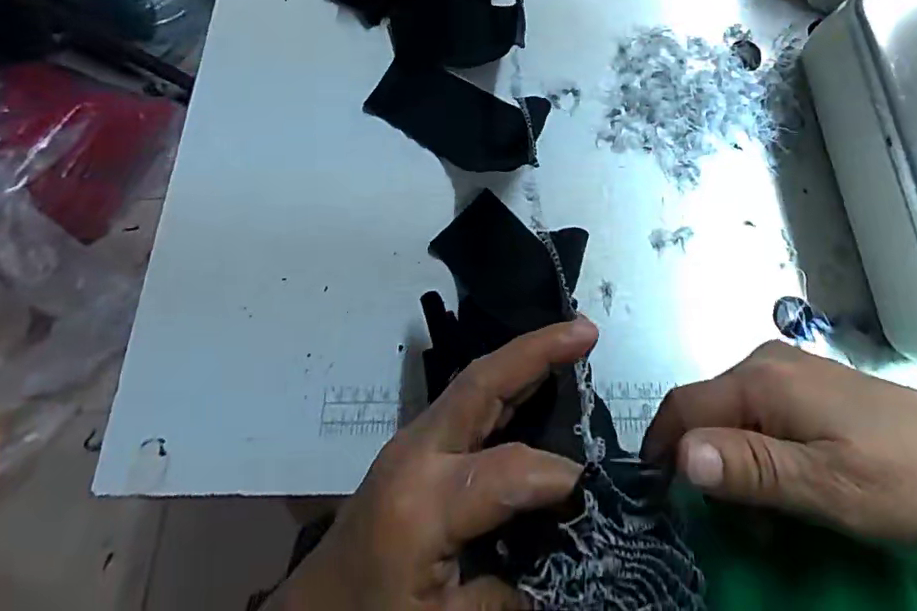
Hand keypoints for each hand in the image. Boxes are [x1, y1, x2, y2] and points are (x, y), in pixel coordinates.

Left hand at [270, 319, 597, 610]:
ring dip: (522, 359)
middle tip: (586, 332)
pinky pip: (465, 402)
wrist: (316, 608)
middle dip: (534, 352)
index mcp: (421, 502)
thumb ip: (509, 593)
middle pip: (479, 384)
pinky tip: (534, 381)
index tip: (600, 495)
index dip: (560, 479)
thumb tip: (569, 554)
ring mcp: (410, 441)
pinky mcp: (412, 444)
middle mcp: (415, 452)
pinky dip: (505, 383)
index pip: (508, 470)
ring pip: (472, 383)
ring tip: (571, 342)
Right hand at [641, 340, 916, 549]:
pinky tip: (794, 488)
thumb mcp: (830, 488)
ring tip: (773, 520)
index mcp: (761, 378)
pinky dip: (763, 455)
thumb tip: (682, 455)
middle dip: (711, 468)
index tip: (663, 500)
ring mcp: (791, 371)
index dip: (664, 450)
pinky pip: (763, 416)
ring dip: (739, 468)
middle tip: (741, 527)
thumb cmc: (912, 482)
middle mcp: (765, 362)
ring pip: (734, 417)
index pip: (684, 407)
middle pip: (707, 412)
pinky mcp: (812, 387)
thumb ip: (752, 469)